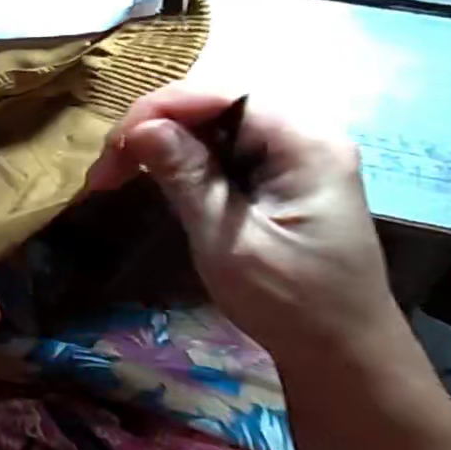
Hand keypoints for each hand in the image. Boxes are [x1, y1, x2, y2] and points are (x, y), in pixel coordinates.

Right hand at [84, 83, 398, 363]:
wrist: (342, 354)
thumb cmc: (292, 303)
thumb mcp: (230, 242)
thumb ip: (187, 178)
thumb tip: (141, 127)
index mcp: (305, 143)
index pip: (219, 96)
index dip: (157, 111)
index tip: (112, 151)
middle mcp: (301, 134)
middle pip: (210, 104)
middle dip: (151, 127)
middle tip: (108, 170)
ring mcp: (289, 153)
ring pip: (207, 123)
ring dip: (157, 142)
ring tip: (116, 175)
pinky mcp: (275, 173)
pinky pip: (217, 146)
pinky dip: (176, 158)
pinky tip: (150, 176)